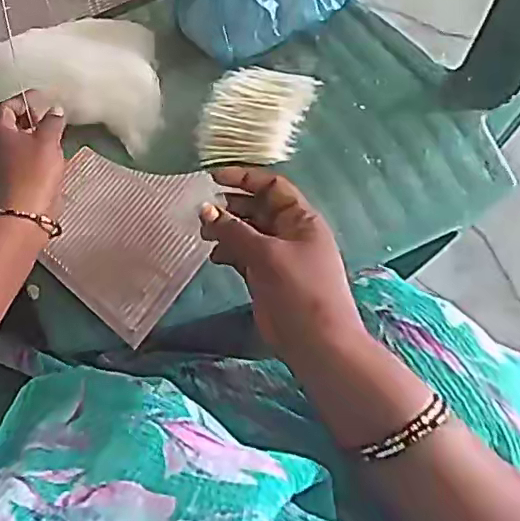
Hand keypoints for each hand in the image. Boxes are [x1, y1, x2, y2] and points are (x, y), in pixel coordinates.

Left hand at [0, 94, 67, 218]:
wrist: (26, 213)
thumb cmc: (34, 172)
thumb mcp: (47, 140)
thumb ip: (52, 121)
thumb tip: (55, 110)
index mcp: (0, 132)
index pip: (6, 107)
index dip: (23, 100)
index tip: (41, 99)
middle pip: (11, 124)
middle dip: (30, 117)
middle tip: (49, 115)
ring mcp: (5, 164)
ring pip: (19, 142)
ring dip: (35, 135)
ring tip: (55, 133)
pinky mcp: (15, 179)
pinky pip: (25, 157)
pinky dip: (38, 151)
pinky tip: (54, 154)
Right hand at [199, 166, 365, 355]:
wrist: (317, 342)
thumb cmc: (300, 290)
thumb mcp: (266, 254)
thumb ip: (233, 229)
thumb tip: (204, 208)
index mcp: (301, 220)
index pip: (272, 187)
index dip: (244, 178)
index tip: (213, 178)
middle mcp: (289, 233)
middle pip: (256, 207)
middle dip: (229, 206)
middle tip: (202, 210)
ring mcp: (277, 255)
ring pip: (245, 231)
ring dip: (224, 229)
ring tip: (204, 234)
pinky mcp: (264, 275)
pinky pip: (241, 253)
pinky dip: (226, 251)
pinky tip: (214, 257)